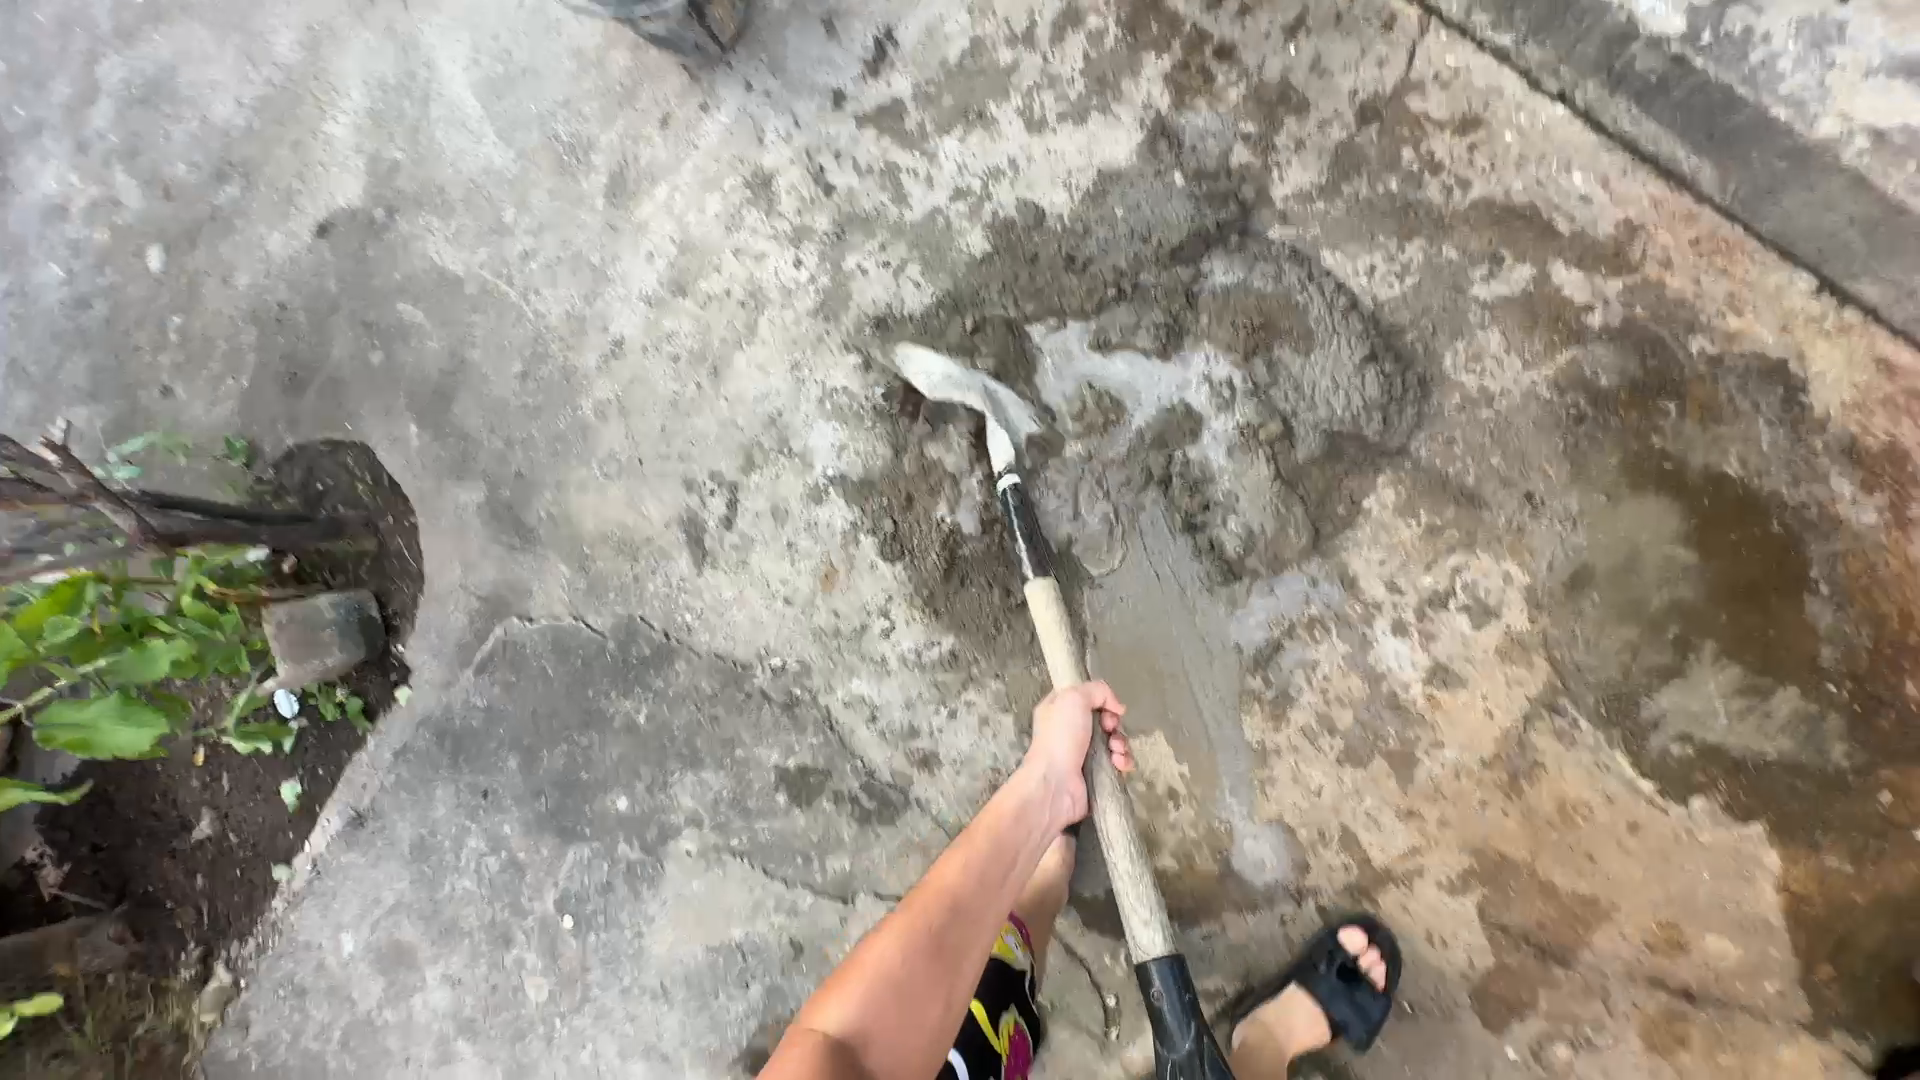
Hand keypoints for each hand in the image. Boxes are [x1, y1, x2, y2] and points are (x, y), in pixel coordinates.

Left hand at [1023, 681, 1132, 828]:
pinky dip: (1122, 761)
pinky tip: (1119, 764)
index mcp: (1058, 709)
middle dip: (1114, 723)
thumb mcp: (1074, 697)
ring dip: (1121, 743)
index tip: (1108, 708)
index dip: (1101, 700)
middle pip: (1103, 719)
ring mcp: (1082, 753)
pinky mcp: (1095, 773)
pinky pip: (1117, 762)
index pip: (1086, 697)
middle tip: (1110, 729)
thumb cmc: (1060, 736)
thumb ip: (1098, 690)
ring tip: (1116, 751)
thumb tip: (1116, 707)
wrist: (1056, 783)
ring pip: (1113, 741)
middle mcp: (1069, 730)